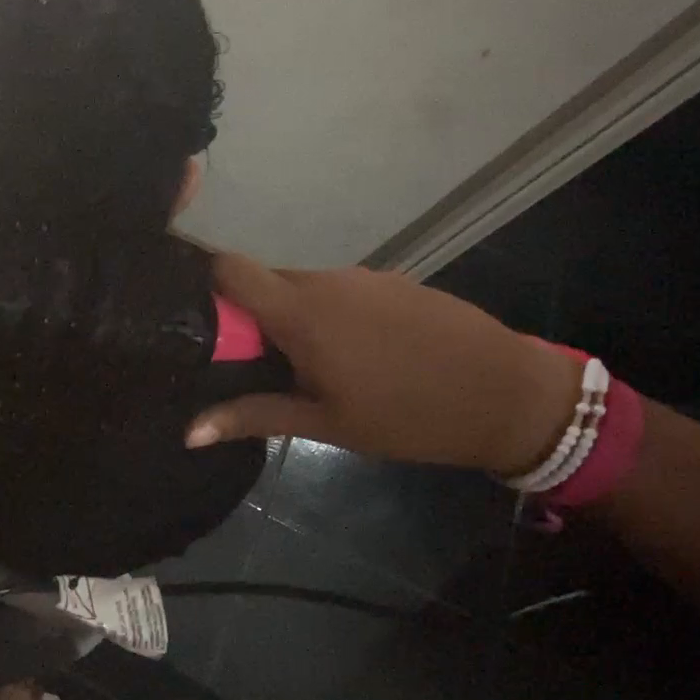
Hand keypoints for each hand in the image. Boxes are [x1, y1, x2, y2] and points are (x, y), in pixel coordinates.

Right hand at [187, 253, 581, 476]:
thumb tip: (189, 432)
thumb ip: (253, 415)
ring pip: (304, 286)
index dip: (208, 285)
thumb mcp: (325, 423)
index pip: (229, 268)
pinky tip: (360, 353)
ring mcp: (363, 277)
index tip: (207, 321)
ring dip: (295, 315)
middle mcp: (325, 281)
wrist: (511, 395)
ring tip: (313, 363)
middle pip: (265, 280)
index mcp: (300, 312)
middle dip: (254, 314)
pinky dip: (333, 313)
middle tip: (260, 360)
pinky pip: (342, 289)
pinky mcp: (394, 281)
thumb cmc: (407, 415)